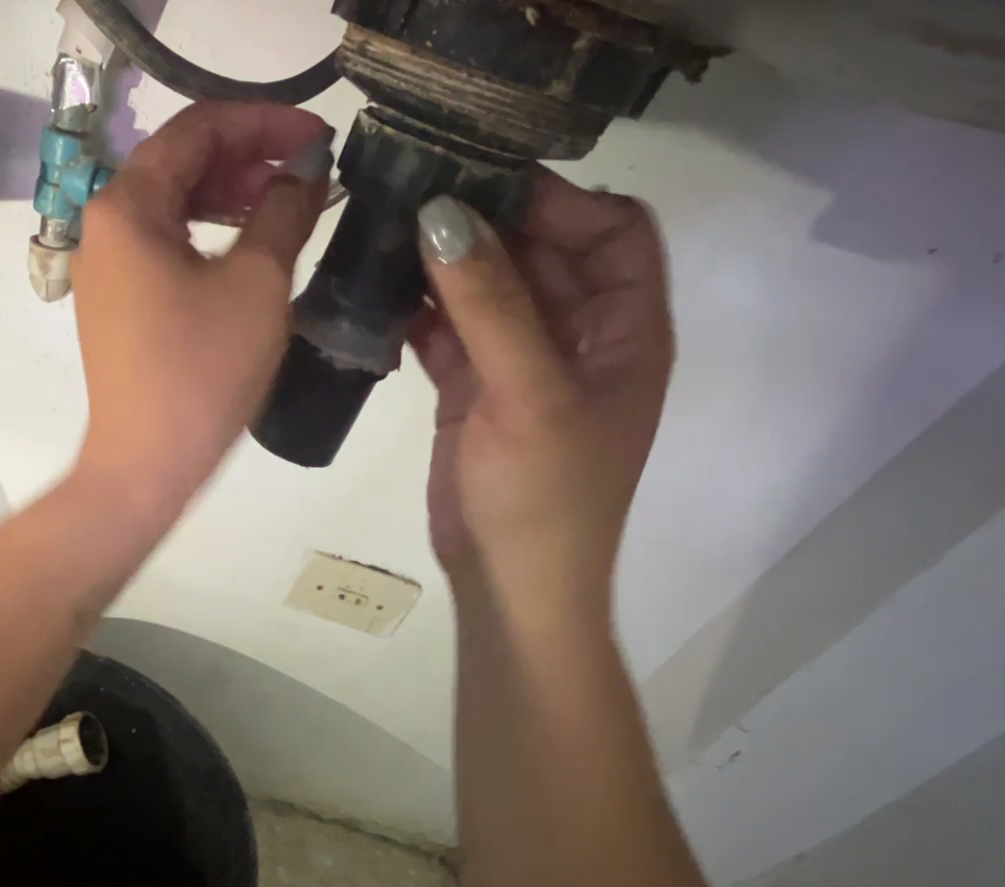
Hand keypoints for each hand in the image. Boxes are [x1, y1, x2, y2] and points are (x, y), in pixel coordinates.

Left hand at [71, 102, 329, 511]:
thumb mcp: (256, 283)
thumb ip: (284, 209)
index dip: (263, 122)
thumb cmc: (202, 371)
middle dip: (247, 157)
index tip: (318, 135)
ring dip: (230, 195)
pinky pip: (164, 246)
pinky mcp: (115, 303)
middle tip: (310, 170)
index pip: (196, 129)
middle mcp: (102, 227)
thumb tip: (307, 166)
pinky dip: (208, 234)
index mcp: (126, 206)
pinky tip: (250, 244)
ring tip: (289, 204)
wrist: (147, 463)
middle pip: (179, 164)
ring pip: (172, 205)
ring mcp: (104, 268)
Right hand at [411, 170, 673, 613]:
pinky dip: (419, 316)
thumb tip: (443, 213)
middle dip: (486, 228)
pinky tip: (379, 299)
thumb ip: (489, 303)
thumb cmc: (543, 496)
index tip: (484, 185)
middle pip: (541, 256)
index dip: (559, 203)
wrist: (508, 584)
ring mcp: (521, 366)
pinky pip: (449, 334)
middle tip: (416, 196)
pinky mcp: (473, 392)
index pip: (612, 232)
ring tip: (387, 239)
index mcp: (624, 330)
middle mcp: (578, 337)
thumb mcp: (528, 393)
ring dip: (445, 269)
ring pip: (487, 293)